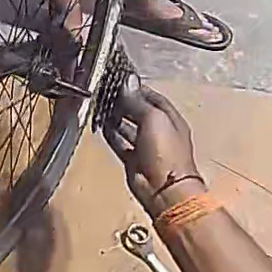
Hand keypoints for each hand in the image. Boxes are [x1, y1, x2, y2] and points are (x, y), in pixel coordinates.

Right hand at [103, 81, 204, 209]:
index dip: (139, 89)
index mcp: (170, 119)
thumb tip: (128, 81)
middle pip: (140, 112)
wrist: (164, 190)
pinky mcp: (134, 160)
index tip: (122, 81)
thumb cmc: (165, 151)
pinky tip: (102, 125)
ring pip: (129, 128)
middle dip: (126, 103)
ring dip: (117, 118)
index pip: (154, 99)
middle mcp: (160, 132)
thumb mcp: (153, 119)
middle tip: (108, 93)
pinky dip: (112, 135)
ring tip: (102, 106)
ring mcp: (147, 147)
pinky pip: (120, 143)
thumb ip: (138, 101)